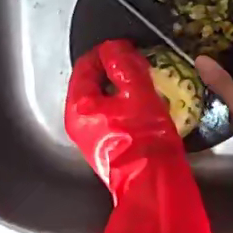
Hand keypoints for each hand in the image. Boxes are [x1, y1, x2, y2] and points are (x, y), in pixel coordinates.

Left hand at [65, 39, 180, 189]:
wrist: (154, 185)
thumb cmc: (145, 141)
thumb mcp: (139, 94)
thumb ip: (125, 65)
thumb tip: (115, 47)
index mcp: (79, 106)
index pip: (85, 65)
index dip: (107, 51)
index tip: (127, 47)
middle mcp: (78, 123)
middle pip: (92, 84)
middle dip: (114, 71)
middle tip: (138, 65)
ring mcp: (91, 139)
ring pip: (103, 102)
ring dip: (121, 90)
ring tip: (144, 84)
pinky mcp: (107, 150)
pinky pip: (111, 119)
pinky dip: (125, 108)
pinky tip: (144, 108)